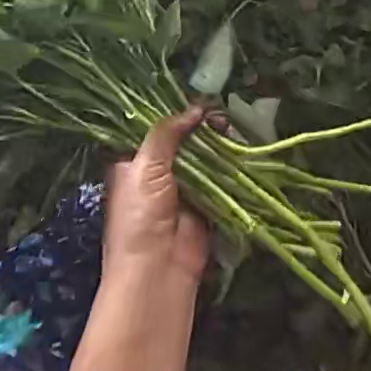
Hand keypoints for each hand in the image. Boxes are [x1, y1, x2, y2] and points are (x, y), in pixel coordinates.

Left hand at [103, 106, 214, 283]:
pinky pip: (218, 181)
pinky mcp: (204, 206)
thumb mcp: (145, 165)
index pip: (153, 130)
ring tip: (230, 126)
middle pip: (181, 143)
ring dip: (216, 144)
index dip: (173, 115)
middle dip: (199, 128)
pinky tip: (239, 148)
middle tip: (219, 114)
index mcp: (132, 162)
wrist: (157, 270)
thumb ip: (167, 134)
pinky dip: (229, 167)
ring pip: (202, 159)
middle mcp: (156, 174)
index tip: (196, 99)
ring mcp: (182, 190)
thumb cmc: (140, 214)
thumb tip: (194, 109)